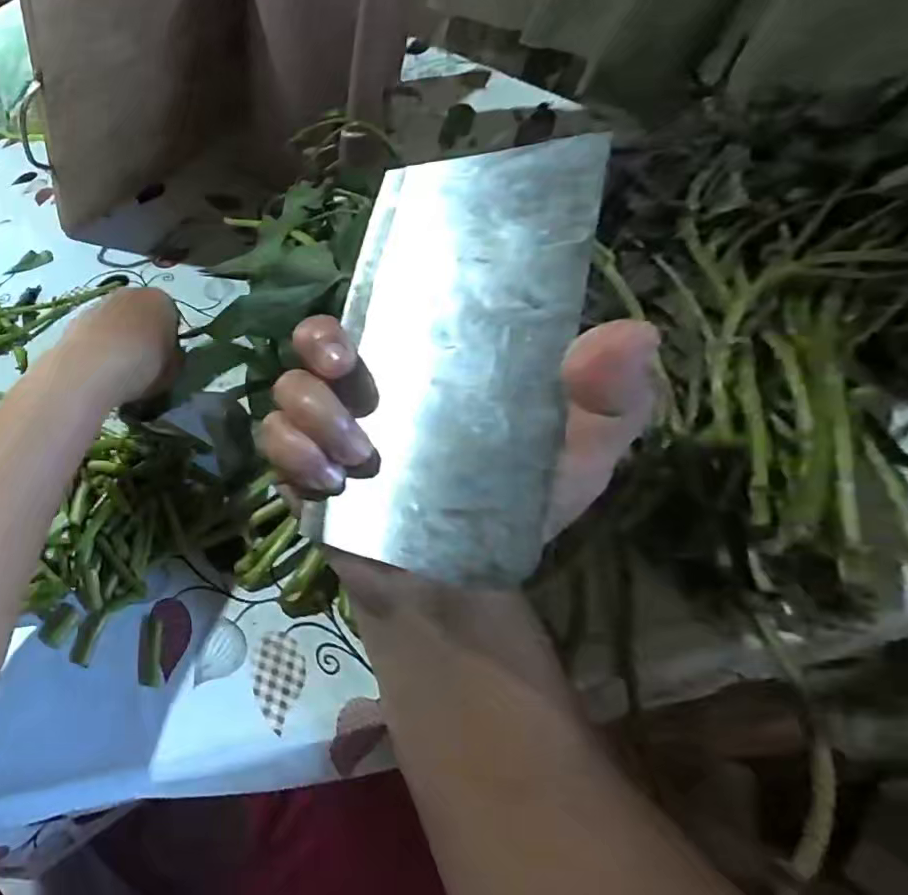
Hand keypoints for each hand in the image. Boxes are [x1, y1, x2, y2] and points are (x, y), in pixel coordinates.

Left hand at [52, 286, 181, 404]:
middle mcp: (131, 293)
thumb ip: (174, 359)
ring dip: (115, 338)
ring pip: (114, 321)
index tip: (162, 361)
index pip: (170, 317)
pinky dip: (95, 345)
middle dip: (140, 334)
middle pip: (140, 314)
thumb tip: (169, 356)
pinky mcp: (75, 317)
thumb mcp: (173, 371)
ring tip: (113, 369)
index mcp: (161, 300)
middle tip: (138, 364)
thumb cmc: (142, 367)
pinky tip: (94, 367)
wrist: (91, 369)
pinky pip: (93, 331)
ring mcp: (100, 302)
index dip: (167, 341)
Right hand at [257, 314, 658, 536]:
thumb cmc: (512, 503)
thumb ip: (607, 398)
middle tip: (346, 380)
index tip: (351, 349)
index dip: (335, 326)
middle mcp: (352, 395)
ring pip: (281, 400)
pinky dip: (291, 457)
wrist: (460, 581)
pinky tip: (330, 485)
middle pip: (302, 355)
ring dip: (309, 419)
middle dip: (311, 361)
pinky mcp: (299, 478)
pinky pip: (272, 450)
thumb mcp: (573, 451)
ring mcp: (320, 436)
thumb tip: (635, 334)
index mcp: (403, 373)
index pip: (352, 327)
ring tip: (359, 461)